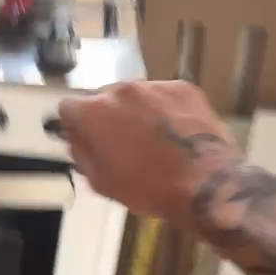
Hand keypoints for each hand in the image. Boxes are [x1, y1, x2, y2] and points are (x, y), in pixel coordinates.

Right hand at [55, 80, 244, 229]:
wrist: (207, 185)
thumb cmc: (147, 188)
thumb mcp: (99, 181)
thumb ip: (80, 152)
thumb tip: (76, 136)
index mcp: (93, 112)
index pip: (68, 107)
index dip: (74, 124)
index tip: (85, 140)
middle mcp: (120, 90)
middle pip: (102, 97)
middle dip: (106, 115)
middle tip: (121, 142)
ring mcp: (154, 86)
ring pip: (133, 95)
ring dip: (135, 111)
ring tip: (152, 137)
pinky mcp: (184, 88)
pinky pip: (162, 95)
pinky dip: (163, 109)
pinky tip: (174, 131)